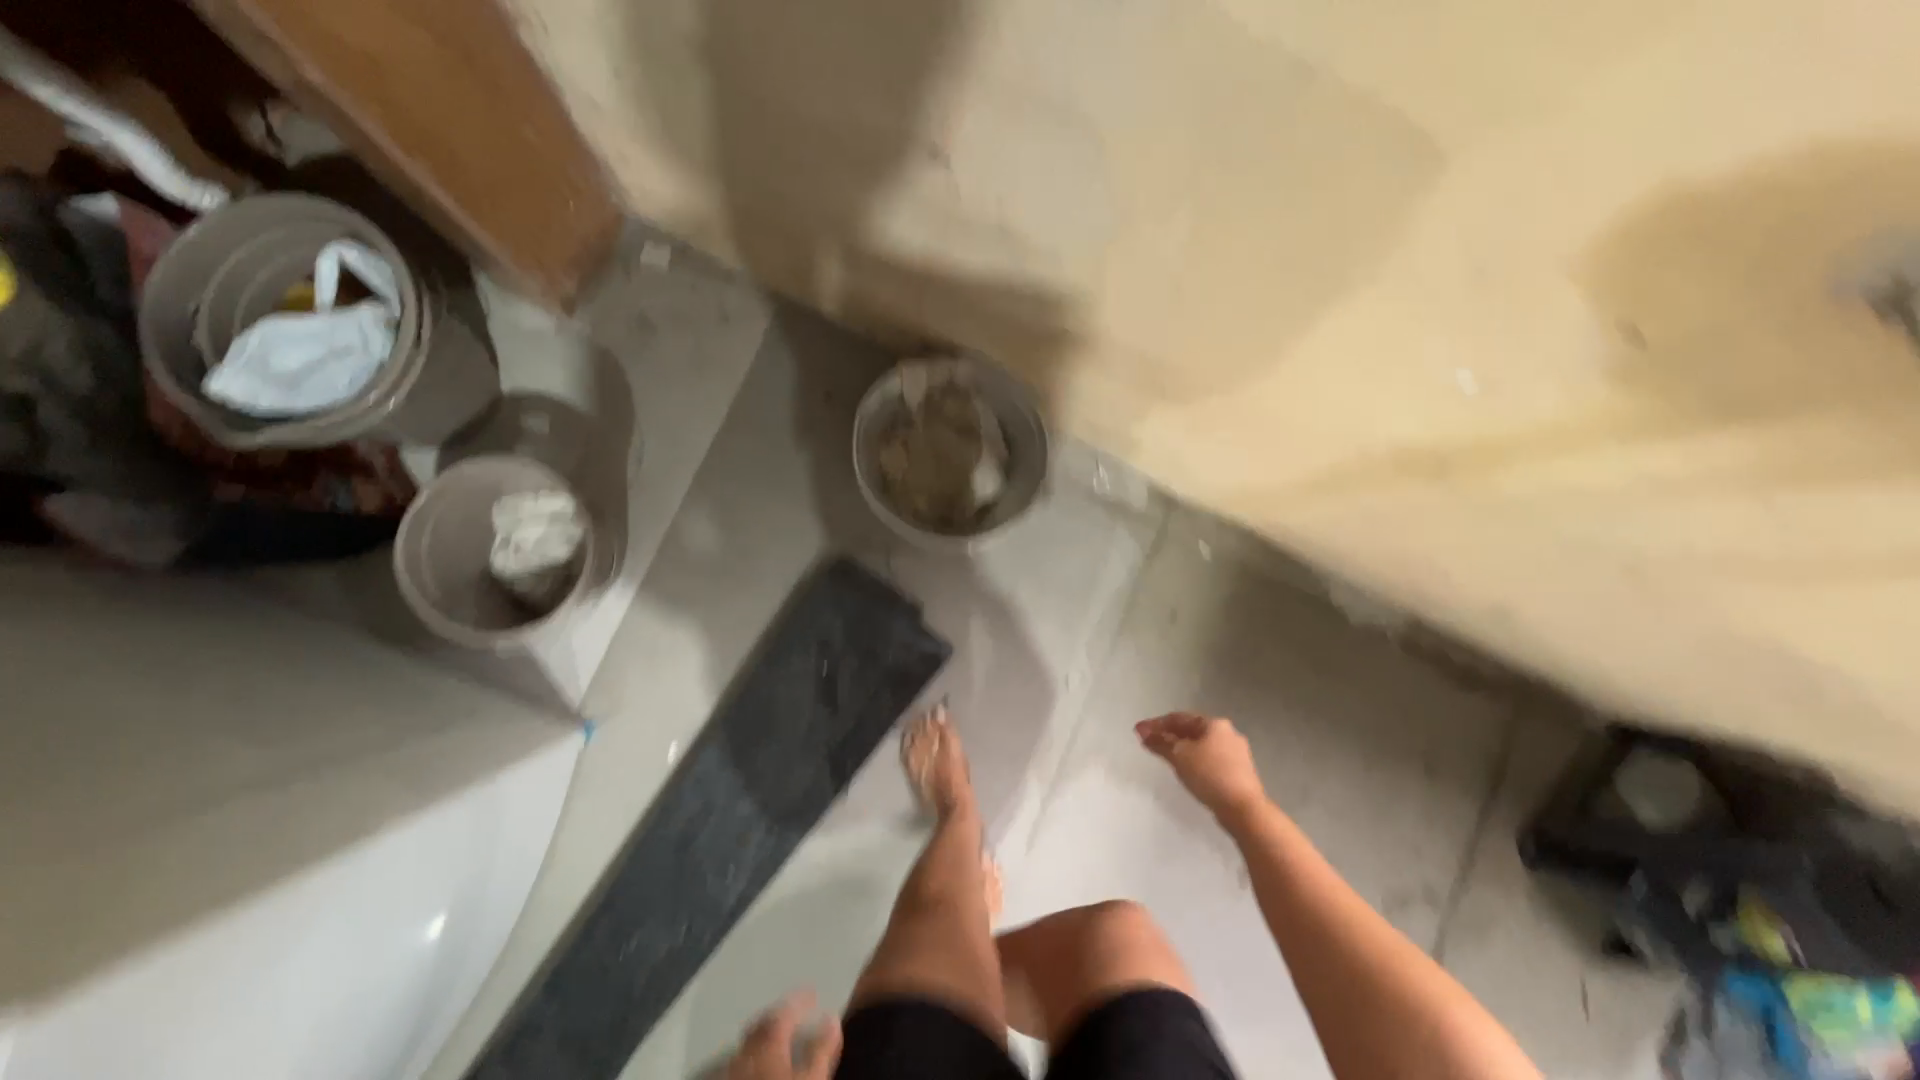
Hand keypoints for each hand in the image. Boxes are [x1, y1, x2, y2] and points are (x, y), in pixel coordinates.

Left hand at [726, 991, 841, 1079]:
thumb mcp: (812, 1077)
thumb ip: (822, 1048)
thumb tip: (832, 1019)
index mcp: (770, 1042)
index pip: (785, 1011)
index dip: (800, 1000)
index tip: (813, 993)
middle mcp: (748, 1050)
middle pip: (763, 1022)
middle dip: (780, 1012)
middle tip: (796, 1010)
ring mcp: (735, 1068)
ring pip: (750, 1041)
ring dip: (766, 1032)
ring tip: (782, 1035)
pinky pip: (744, 1058)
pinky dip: (756, 1052)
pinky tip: (764, 1063)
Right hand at [1135, 712, 1267, 819]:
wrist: (1243, 807)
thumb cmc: (1209, 774)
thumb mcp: (1179, 756)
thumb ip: (1159, 742)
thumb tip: (1142, 731)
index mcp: (1214, 724)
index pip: (1179, 718)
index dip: (1156, 723)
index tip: (1138, 731)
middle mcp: (1228, 733)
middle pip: (1191, 730)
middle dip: (1169, 735)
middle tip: (1149, 743)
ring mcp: (1236, 753)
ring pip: (1201, 745)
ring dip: (1181, 748)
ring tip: (1164, 756)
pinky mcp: (1239, 771)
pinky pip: (1210, 759)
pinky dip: (1194, 760)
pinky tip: (1186, 770)